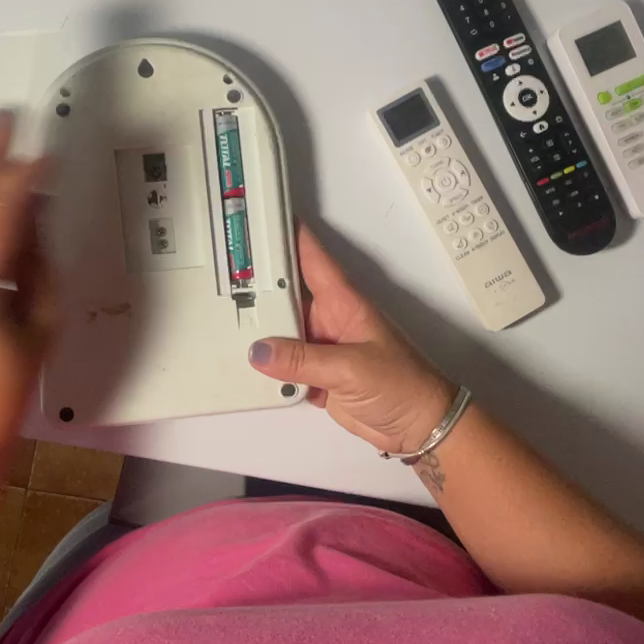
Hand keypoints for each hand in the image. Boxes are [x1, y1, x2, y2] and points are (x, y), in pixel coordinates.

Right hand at [248, 225, 453, 454]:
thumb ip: (303, 360)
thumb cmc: (403, 384)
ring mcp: (323, 349)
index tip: (261, 218)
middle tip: (223, 280)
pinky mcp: (318, 377)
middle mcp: (329, 320)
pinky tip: (251, 368)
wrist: (419, 426)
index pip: (312, 259)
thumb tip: (259, 352)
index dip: (289, 235)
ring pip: (282, 334)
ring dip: (262, 336)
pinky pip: (286, 366)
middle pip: (287, 296)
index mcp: (343, 303)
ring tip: (229, 328)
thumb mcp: (350, 368)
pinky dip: (270, 369)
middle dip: (259, 288)